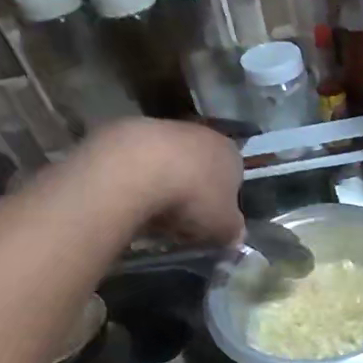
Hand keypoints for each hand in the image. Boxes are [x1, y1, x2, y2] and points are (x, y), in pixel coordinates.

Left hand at [65, 118, 244, 245]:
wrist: (136, 170)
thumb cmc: (193, 199)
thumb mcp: (224, 227)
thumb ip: (234, 231)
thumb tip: (236, 236)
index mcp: (230, 153)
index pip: (234, 178)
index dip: (222, 203)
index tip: (209, 223)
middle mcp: (201, 133)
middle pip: (200, 166)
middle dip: (192, 191)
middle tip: (181, 220)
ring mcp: (162, 126)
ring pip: (167, 160)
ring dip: (162, 182)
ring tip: (151, 211)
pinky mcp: (125, 128)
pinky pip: (136, 159)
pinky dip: (134, 176)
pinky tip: (128, 196)